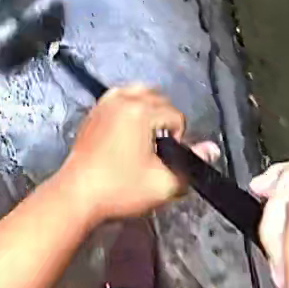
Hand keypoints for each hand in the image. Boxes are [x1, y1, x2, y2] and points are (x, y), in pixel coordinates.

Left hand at [54, 86, 216, 222]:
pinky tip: (127, 133)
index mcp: (141, 111)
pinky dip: (129, 108)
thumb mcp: (163, 183)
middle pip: (159, 98)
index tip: (166, 158)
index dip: (178, 138)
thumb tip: (211, 149)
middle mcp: (123, 99)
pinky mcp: (94, 111)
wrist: (78, 195)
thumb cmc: (118, 189)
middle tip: (158, 148)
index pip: (176, 115)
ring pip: (138, 92)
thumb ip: (191, 163)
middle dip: (165, 119)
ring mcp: (106, 103)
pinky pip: (120, 97)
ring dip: (148, 109)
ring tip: (146, 137)